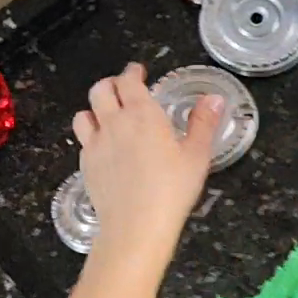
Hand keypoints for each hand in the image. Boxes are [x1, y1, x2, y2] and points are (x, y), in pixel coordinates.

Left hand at [72, 63, 223, 269]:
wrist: (135, 226)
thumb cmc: (172, 190)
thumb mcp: (197, 156)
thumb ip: (204, 123)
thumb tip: (214, 98)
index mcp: (143, 115)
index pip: (129, 81)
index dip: (132, 72)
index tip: (138, 72)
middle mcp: (114, 123)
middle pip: (100, 90)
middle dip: (111, 84)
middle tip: (122, 88)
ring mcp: (95, 144)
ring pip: (84, 113)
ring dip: (95, 109)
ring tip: (107, 115)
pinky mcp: (85, 165)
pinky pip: (83, 140)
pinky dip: (91, 135)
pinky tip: (104, 147)